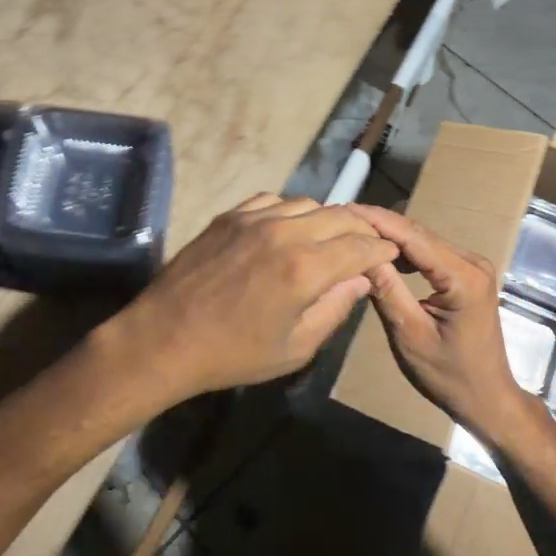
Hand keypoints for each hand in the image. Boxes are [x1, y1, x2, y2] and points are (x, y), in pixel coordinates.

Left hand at [104, 194, 398, 401]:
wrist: (166, 337)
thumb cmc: (234, 354)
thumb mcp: (296, 347)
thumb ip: (335, 309)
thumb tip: (359, 280)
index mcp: (307, 268)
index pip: (361, 245)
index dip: (382, 249)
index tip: (390, 255)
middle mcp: (285, 232)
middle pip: (340, 215)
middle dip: (362, 228)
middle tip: (368, 244)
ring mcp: (254, 218)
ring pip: (308, 203)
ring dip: (326, 219)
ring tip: (328, 239)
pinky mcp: (230, 215)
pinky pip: (273, 201)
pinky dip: (290, 212)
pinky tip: (288, 230)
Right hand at [351, 205, 533, 441]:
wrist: (488, 399)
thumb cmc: (449, 375)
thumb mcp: (410, 335)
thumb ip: (386, 291)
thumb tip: (358, 253)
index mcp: (463, 277)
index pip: (413, 237)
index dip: (377, 220)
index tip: (343, 209)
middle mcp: (472, 262)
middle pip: (418, 233)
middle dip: (379, 223)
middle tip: (340, 216)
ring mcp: (472, 266)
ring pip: (422, 240)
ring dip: (389, 234)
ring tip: (351, 229)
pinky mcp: (466, 274)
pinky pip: (429, 252)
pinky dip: (403, 249)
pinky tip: (378, 250)